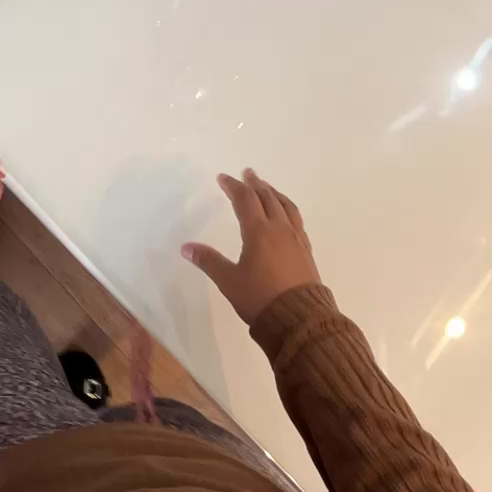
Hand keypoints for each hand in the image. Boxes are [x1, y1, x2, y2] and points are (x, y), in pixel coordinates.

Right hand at [181, 169, 321, 322]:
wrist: (299, 318)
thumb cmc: (260, 297)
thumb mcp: (228, 280)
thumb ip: (208, 261)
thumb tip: (186, 247)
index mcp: (258, 232)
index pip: (245, 200)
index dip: (233, 187)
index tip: (223, 178)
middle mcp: (279, 229)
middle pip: (267, 198)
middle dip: (255, 184)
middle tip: (247, 173)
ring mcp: (296, 239)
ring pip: (285, 206)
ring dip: (274, 193)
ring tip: (266, 187)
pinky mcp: (305, 250)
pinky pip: (296, 219)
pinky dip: (286, 208)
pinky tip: (284, 215)